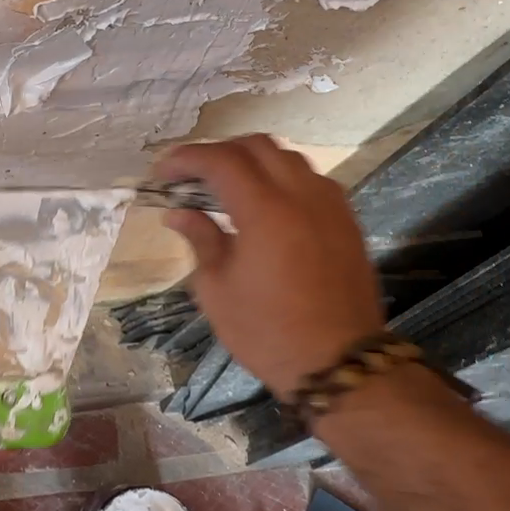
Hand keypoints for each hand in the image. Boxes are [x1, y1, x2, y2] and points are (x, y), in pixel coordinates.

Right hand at [154, 134, 386, 396]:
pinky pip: (311, 178)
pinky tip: (267, 203)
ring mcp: (330, 205)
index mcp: (265, 211)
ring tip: (228, 185)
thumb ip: (200, 239)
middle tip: (192, 176)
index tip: (162, 173)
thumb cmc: (268, 332)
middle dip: (219, 152)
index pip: (220, 161)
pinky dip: (282, 177)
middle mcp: (301, 195)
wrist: (340, 365)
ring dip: (253, 160)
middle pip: (256, 145)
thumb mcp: (217, 290)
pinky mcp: (347, 221)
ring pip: (288, 157)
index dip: (186, 159)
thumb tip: (179, 213)